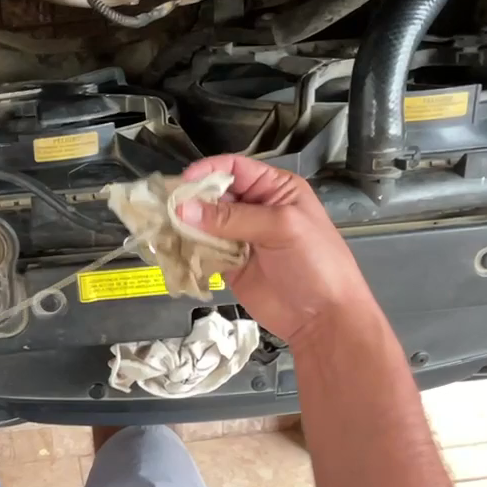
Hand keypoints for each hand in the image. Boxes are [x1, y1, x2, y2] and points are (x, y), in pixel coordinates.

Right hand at [179, 155, 377, 345]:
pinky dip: (189, 249)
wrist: (322, 318)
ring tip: (165, 229)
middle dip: (192, 200)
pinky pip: (203, 250)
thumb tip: (183, 209)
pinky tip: (175, 249)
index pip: (235, 169)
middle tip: (166, 209)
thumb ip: (232, 218)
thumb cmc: (315, 263)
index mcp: (275, 190)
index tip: (183, 184)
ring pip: (204, 223)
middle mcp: (255, 209)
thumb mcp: (280, 228)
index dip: (209, 172)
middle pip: (215, 195)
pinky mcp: (229, 264)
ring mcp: (240, 237)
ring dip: (186, 225)